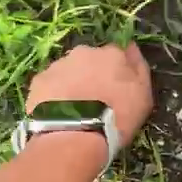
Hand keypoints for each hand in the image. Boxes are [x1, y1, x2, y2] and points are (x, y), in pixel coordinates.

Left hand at [26, 43, 153, 144]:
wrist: (76, 133)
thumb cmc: (118, 114)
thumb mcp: (143, 95)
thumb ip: (139, 69)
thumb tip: (132, 47)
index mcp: (111, 54)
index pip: (117, 53)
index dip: (119, 70)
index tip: (120, 85)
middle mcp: (83, 52)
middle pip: (90, 59)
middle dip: (94, 73)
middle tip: (98, 97)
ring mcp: (58, 65)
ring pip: (69, 70)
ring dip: (74, 82)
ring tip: (77, 107)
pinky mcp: (38, 80)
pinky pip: (51, 84)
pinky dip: (56, 93)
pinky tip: (61, 111)